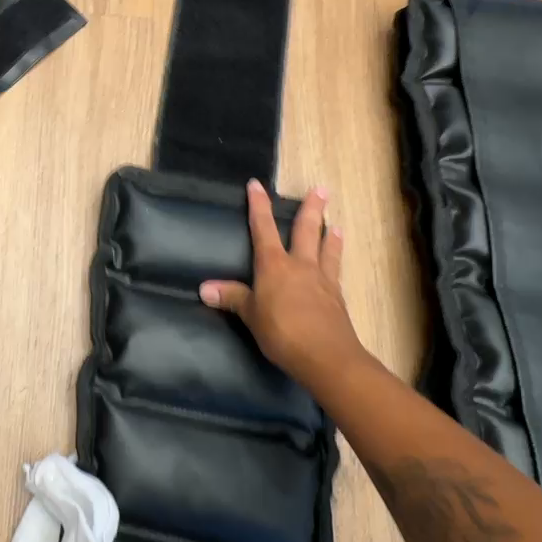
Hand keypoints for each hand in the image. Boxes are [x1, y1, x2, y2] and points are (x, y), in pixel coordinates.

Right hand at [199, 181, 369, 390]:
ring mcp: (322, 281)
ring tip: (336, 224)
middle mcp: (300, 265)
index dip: (258, 205)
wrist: (328, 357)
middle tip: (322, 189)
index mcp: (274, 265)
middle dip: (312, 209)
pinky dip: (336, 262)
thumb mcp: (251, 315)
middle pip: (306, 230)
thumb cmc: (283, 332)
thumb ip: (232, 298)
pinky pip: (336, 272)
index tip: (256, 184)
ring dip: (330, 235)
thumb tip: (204, 288)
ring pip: (326, 249)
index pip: (262, 228)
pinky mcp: (337, 299)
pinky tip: (337, 266)